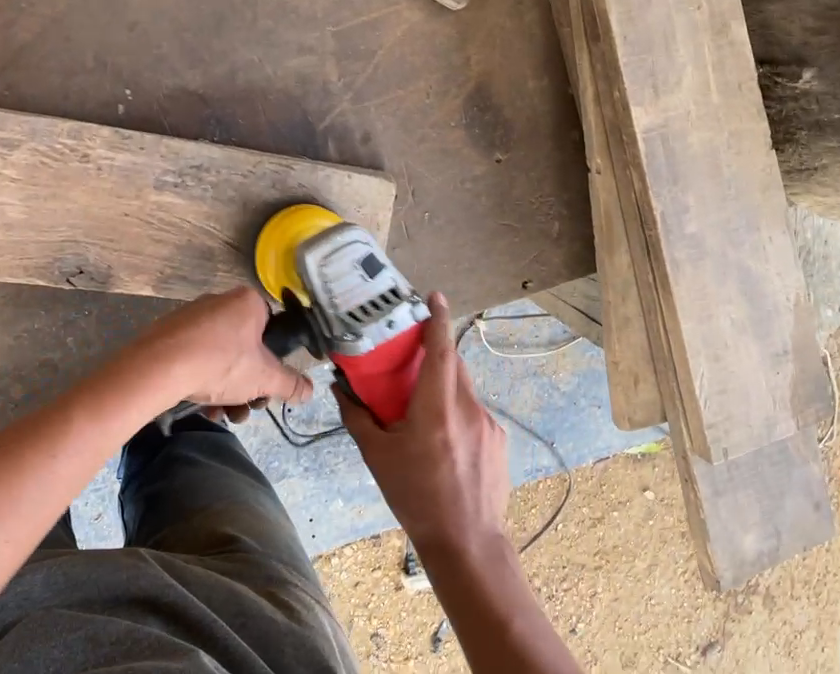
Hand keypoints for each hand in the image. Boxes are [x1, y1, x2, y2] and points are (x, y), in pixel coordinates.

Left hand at [126, 287, 313, 408]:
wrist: (159, 366)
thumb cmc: (221, 363)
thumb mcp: (264, 379)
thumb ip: (290, 384)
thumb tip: (309, 390)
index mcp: (247, 301)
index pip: (272, 329)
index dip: (272, 361)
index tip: (266, 386)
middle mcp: (220, 301)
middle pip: (245, 349)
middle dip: (247, 385)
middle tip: (244, 409)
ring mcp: (192, 316)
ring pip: (220, 357)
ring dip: (226, 391)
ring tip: (221, 415)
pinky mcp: (170, 333)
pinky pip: (196, 357)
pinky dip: (202, 381)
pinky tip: (201, 407)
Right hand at [338, 294, 510, 552]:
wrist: (468, 543)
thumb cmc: (416, 498)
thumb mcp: (377, 457)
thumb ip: (357, 417)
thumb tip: (340, 389)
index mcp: (436, 409)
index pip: (441, 350)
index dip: (437, 319)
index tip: (433, 296)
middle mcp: (467, 409)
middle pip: (453, 364)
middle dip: (434, 352)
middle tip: (411, 353)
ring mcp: (488, 424)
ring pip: (463, 388)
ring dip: (442, 386)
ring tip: (420, 408)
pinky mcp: (498, 439)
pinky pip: (473, 411)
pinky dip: (455, 410)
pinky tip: (441, 439)